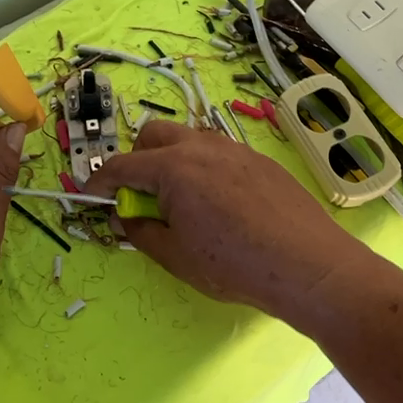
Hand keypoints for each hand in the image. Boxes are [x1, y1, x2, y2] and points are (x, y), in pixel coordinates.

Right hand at [82, 121, 391, 317]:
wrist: (310, 267)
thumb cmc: (235, 265)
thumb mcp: (174, 257)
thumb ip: (140, 231)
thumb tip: (126, 216)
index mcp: (172, 168)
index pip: (121, 166)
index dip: (100, 183)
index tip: (92, 198)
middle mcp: (201, 148)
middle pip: (153, 135)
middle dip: (137, 160)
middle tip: (141, 196)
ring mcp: (234, 150)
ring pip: (189, 140)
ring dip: (172, 161)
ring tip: (182, 201)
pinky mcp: (260, 161)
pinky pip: (219, 154)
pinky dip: (204, 170)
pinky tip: (221, 206)